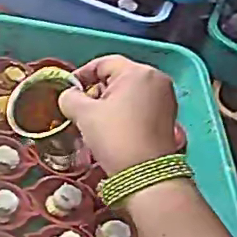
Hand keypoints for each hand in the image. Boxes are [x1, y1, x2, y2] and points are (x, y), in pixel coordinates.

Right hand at [59, 54, 181, 174]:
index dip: (81, 75)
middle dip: (96, 90)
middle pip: (118, 77)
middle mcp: (157, 79)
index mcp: (137, 72)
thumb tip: (68, 95)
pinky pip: (141, 106)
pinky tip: (113, 129)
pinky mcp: (168, 116)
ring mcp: (166, 98)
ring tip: (93, 121)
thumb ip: (70, 98)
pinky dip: (124, 112)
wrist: (145, 173)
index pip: (103, 63)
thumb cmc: (114, 137)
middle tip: (79, 109)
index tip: (68, 91)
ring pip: (130, 92)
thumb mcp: (84, 115)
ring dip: (109, 102)